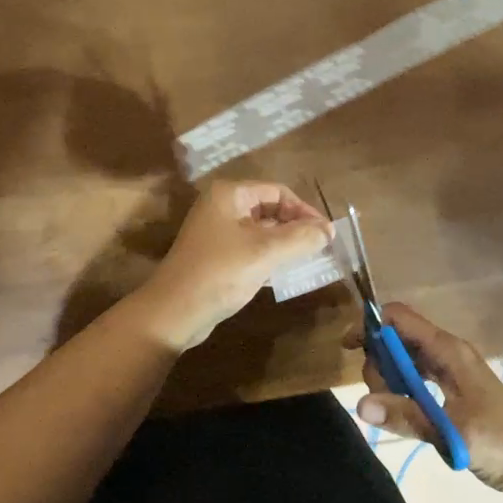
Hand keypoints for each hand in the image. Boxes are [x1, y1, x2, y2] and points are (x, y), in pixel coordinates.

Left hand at [125, 181, 333, 352]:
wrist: (174, 311)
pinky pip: (252, 249)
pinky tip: (288, 274)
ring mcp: (217, 231)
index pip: (278, 191)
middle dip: (297, 227)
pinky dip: (271, 257)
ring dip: (286, 244)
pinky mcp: (217, 255)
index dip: (305, 211)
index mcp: (229, 194)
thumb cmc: (219, 273)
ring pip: (262, 231)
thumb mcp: (264, 253)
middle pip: (270, 209)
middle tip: (323, 248)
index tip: (327, 234)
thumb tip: (329, 230)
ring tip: (312, 261)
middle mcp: (222, 206)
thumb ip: (300, 238)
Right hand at [346, 303, 502, 498]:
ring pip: (405, 357)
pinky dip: (401, 386)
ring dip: (388, 376)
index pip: (400, 317)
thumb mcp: (451, 431)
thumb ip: (406, 416)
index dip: (371, 325)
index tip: (348, 347)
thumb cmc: (499, 444)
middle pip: (398, 337)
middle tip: (379, 397)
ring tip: (391, 408)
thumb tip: (360, 404)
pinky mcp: (452, 388)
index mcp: (449, 350)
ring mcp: (451, 369)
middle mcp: (448, 352)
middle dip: (378, 360)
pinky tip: (401, 408)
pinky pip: (416, 374)